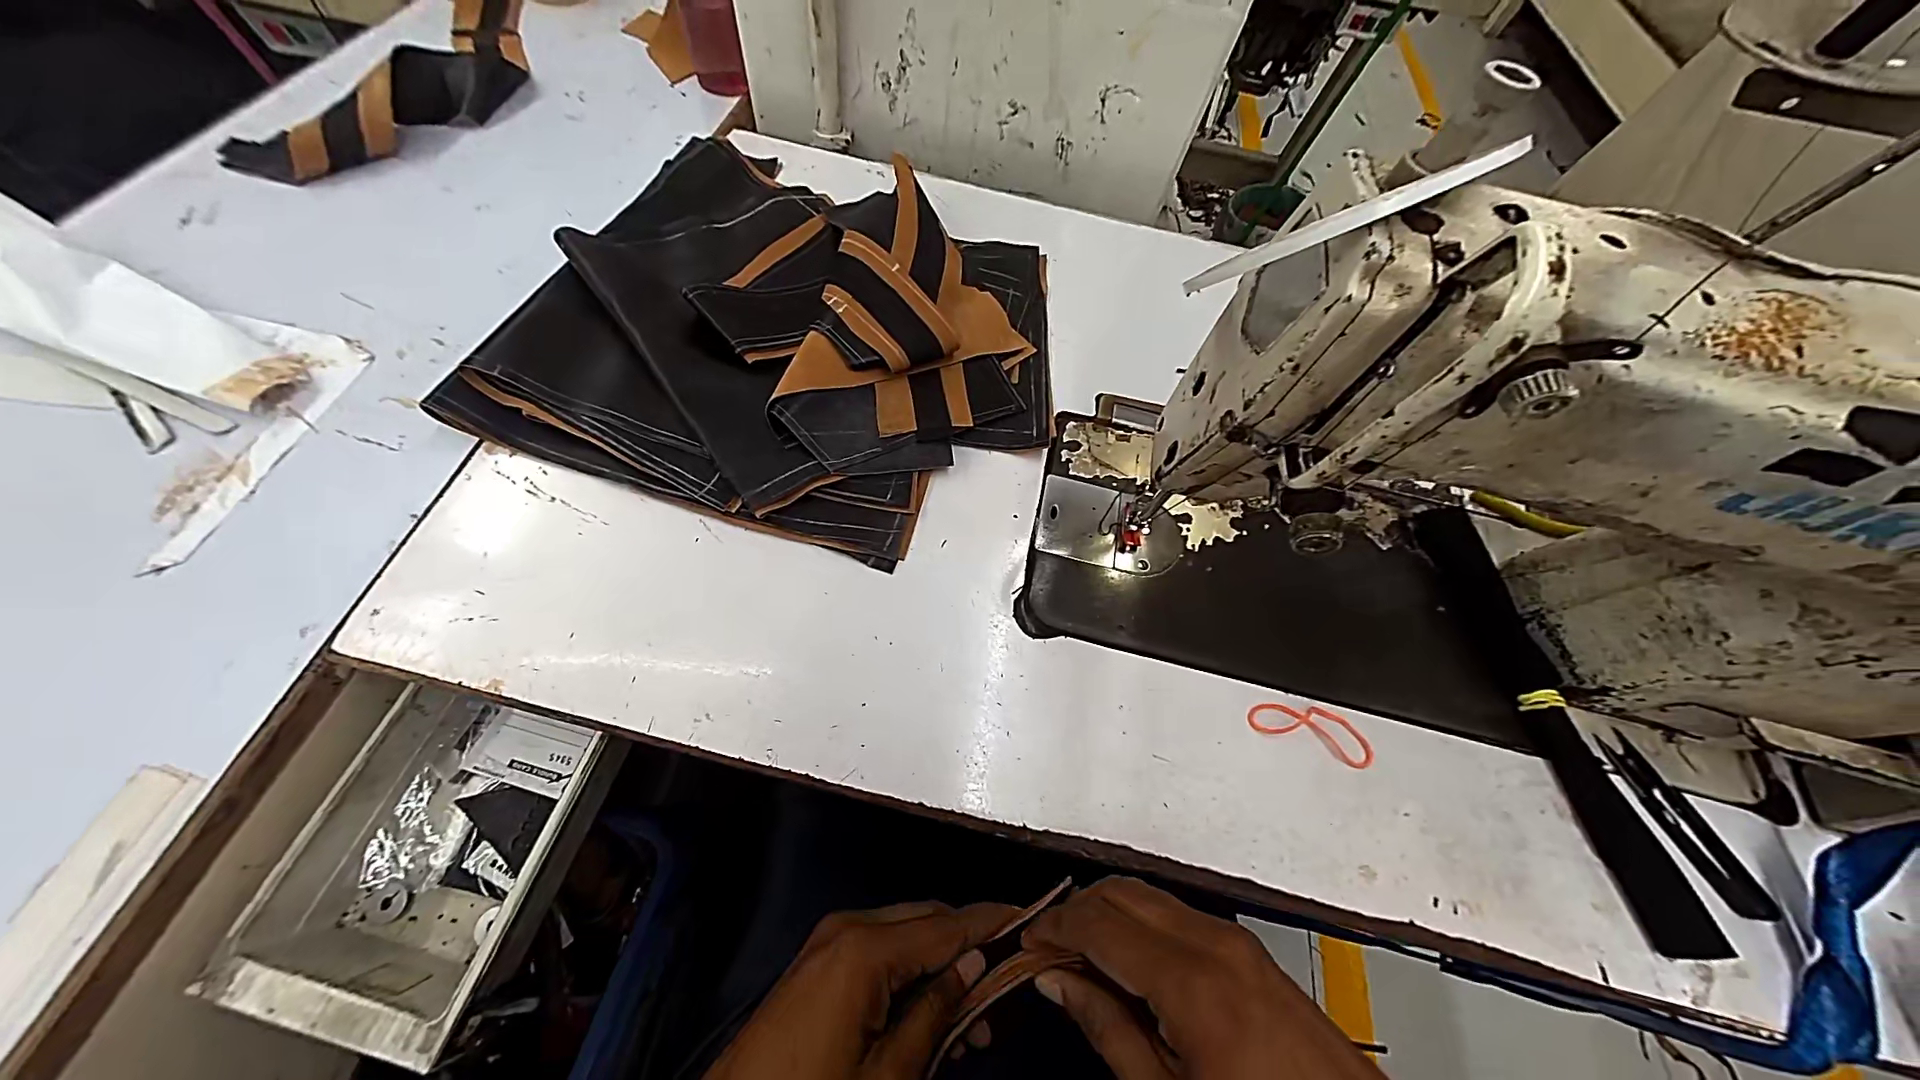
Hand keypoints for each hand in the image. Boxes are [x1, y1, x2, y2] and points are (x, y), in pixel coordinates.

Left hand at [704, 901, 1015, 1079]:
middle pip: (928, 918)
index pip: (948, 924)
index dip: (992, 922)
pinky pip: (878, 948)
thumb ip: (936, 1011)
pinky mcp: (819, 960)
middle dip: (969, 946)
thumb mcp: (888, 1073)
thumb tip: (973, 967)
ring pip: (906, 932)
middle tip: (1003, 987)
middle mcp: (846, 929)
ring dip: (941, 962)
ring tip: (971, 1020)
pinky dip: (910, 969)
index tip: (1026, 919)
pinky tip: (929, 1009)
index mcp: (864, 949)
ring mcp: (828, 941)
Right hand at [1022, 878, 1383, 1079]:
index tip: (1031, 941)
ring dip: (1108, 913)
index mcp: (1192, 982)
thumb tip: (1061, 982)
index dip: (1053, 927)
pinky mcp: (1249, 948)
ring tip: (1086, 957)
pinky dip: (1140, 922)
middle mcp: (1215, 945)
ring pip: (1148, 895)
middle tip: (1050, 949)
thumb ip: (1106, 1028)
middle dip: (1077, 911)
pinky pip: (1178, 913)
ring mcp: (1237, 941)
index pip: (1098, 923)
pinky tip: (1129, 960)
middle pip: (1121, 892)